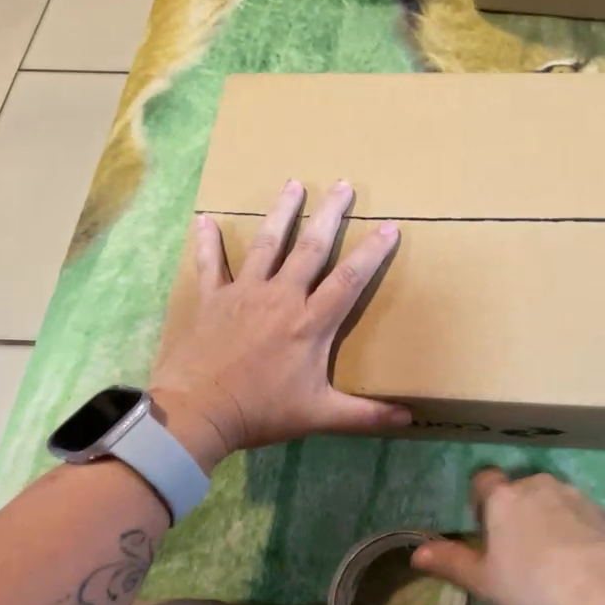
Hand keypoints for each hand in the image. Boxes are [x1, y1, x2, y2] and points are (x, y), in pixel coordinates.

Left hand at [149, 180, 409, 467]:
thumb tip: (409, 420)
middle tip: (343, 185)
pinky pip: (210, 265)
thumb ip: (365, 415)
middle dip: (330, 214)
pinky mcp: (213, 299)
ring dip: (281, 213)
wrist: (196, 414)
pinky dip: (208, 243)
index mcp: (311, 322)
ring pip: (268, 244)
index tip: (390, 226)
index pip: (350, 278)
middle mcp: (282, 296)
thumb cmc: (261, 412)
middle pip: (311, 247)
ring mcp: (245, 293)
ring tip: (293, 184)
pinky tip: (206, 220)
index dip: (372, 251)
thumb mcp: (319, 415)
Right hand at [412, 470, 604, 604]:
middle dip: (515, 510)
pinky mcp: (600, 508)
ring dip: (546, 516)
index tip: (484, 526)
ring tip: (549, 555)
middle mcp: (536, 484)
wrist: (600, 588)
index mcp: (503, 497)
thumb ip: (451, 562)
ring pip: (550, 498)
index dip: (481, 499)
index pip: (484, 480)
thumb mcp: (484, 580)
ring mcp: (572, 493)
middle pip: (519, 488)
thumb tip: (415, 553)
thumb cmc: (531, 584)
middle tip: (516, 547)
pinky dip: (574, 526)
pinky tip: (577, 558)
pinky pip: (578, 512)